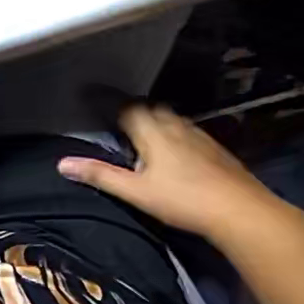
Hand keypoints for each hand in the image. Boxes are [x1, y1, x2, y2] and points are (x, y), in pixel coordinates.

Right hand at [58, 105, 303, 247]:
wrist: (240, 209)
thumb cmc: (183, 200)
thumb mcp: (135, 192)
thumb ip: (100, 176)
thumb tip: (63, 164)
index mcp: (153, 132)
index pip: (125, 107)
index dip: (106, 99)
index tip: (89, 93)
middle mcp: (175, 125)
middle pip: (149, 107)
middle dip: (131, 108)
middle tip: (114, 114)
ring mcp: (198, 134)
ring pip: (170, 117)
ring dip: (152, 118)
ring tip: (140, 129)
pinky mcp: (213, 147)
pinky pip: (185, 129)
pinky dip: (171, 131)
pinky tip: (172, 148)